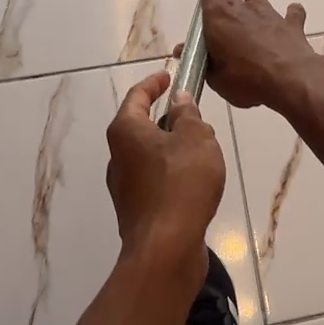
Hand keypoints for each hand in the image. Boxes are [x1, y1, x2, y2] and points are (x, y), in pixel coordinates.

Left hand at [106, 71, 224, 287]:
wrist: (166, 250)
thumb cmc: (181, 184)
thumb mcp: (195, 138)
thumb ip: (188, 114)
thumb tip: (180, 101)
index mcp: (126, 131)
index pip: (137, 95)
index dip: (154, 82)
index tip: (169, 74)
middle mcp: (118, 156)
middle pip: (143, 126)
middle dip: (170, 118)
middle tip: (196, 116)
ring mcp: (125, 186)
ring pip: (152, 155)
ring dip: (175, 148)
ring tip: (205, 150)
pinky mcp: (137, 210)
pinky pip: (156, 180)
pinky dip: (174, 173)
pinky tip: (197, 182)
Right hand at [197, 0, 323, 110]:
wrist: (289, 79)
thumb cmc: (245, 79)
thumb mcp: (215, 77)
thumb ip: (202, 61)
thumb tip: (182, 50)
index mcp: (219, 18)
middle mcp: (243, 10)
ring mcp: (269, 14)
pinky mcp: (290, 24)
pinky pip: (292, 13)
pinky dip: (292, 11)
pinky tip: (293, 8)